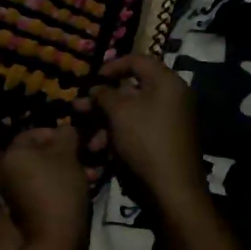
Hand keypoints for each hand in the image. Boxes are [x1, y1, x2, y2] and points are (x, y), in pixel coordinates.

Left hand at [0, 126, 88, 248]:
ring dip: (69, 169)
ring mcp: (15, 191)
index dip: (59, 133)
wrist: (56, 236)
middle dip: (68, 153)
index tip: (79, 140)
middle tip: (88, 157)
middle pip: (41, 153)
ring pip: (46, 171)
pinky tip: (82, 188)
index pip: (35, 132)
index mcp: (13, 154)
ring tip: (91, 174)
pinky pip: (44, 187)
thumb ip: (67, 134)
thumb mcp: (67, 153)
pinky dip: (61, 184)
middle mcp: (8, 171)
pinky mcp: (26, 207)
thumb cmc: (60, 187)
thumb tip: (66, 128)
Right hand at [76, 55, 203, 205]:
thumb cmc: (145, 141)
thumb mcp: (119, 113)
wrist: (172, 189)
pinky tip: (101, 153)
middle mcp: (172, 97)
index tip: (92, 79)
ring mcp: (170, 121)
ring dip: (106, 124)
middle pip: (132, 91)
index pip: (138, 60)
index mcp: (167, 82)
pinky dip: (119, 137)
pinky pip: (139, 130)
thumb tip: (97, 88)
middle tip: (78, 109)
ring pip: (131, 114)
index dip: (112, 66)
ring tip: (87, 141)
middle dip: (102, 102)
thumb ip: (104, 95)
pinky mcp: (165, 141)